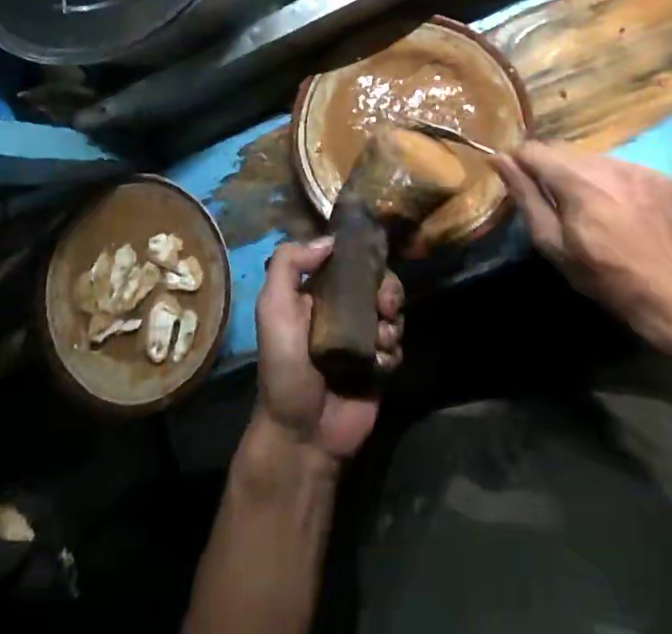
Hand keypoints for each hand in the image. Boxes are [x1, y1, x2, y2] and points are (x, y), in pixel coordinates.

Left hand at [254, 238, 404, 461]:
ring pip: (392, 312)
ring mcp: (361, 337)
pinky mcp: (379, 364)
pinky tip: (379, 364)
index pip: (346, 261)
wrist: (304, 431)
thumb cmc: (285, 366)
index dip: (363, 256)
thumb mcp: (273, 309)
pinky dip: (392, 350)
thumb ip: (289, 266)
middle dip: (387, 289)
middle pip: (376, 283)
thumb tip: (328, 239)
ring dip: (392, 321)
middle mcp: (339, 310)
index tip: (373, 262)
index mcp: (314, 293)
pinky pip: (397, 344)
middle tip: (385, 306)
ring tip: (379, 341)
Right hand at [492, 142, 671, 354]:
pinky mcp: (658, 175)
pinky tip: (615, 207)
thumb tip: (498, 159)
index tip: (515, 178)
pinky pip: (618, 166)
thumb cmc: (603, 275)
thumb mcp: (552, 243)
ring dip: (578, 173)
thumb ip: (525, 196)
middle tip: (550, 199)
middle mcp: (608, 166)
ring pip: (590, 156)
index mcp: (579, 183)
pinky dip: (607, 180)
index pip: (534, 150)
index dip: (518, 161)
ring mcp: (637, 168)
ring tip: (585, 205)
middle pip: (562, 150)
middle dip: (548, 168)